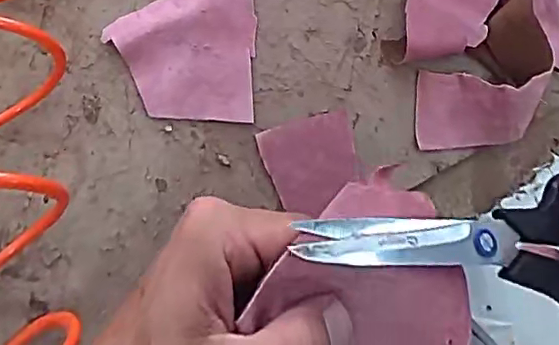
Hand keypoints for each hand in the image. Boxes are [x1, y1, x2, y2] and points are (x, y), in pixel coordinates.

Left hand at [96, 196, 349, 344]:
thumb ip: (298, 332)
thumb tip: (342, 310)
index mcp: (217, 225)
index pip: (302, 233)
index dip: (334, 269)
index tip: (361, 301)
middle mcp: (212, 225)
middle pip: (289, 254)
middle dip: (306, 296)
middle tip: (326, 331)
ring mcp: (203, 253)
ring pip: (274, 277)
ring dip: (286, 313)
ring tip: (291, 338)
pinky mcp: (197, 282)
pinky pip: (251, 292)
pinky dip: (264, 320)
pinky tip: (268, 339)